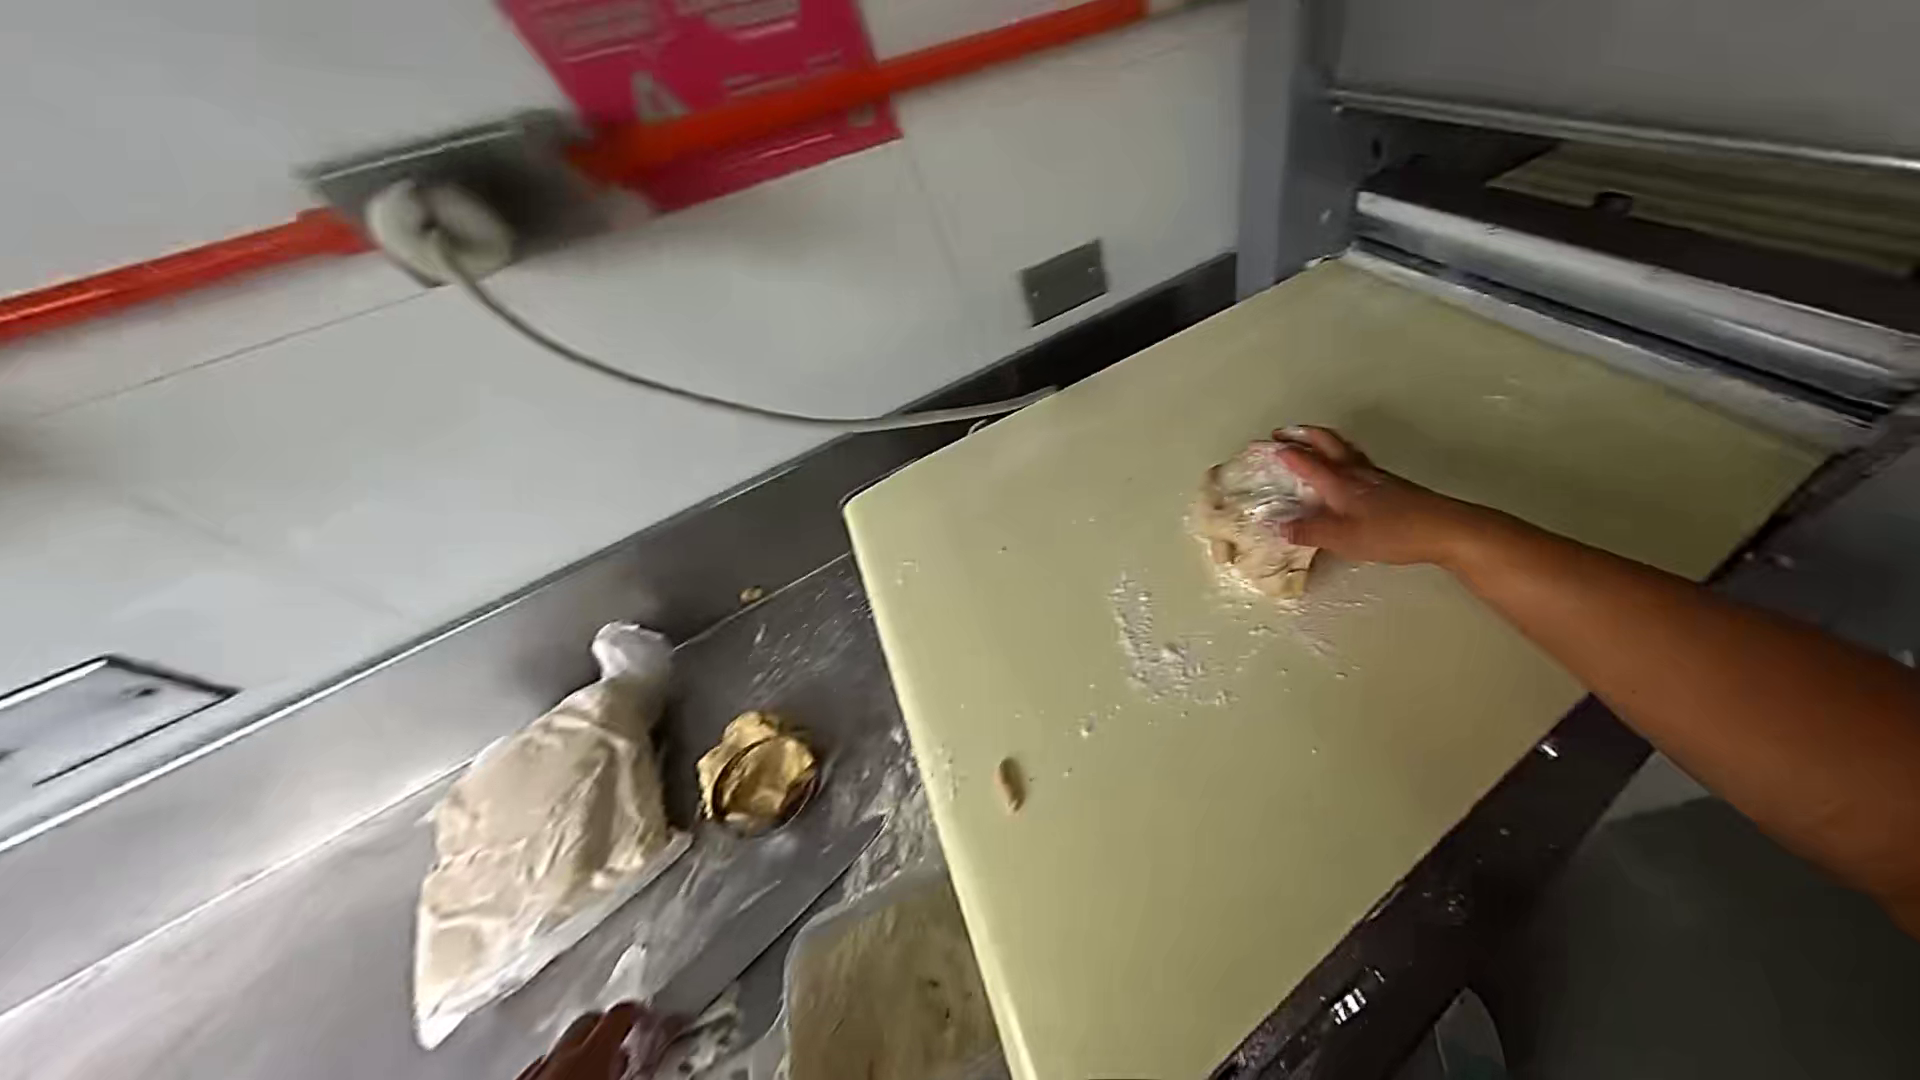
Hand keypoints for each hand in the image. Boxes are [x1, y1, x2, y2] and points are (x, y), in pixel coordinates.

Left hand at [515, 1003, 672, 1079]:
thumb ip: (638, 1073)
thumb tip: (654, 1064)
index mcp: (592, 1051)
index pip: (621, 1013)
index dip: (639, 1012)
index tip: (648, 1019)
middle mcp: (559, 1056)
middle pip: (588, 1022)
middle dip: (607, 1027)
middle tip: (623, 1039)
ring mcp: (534, 1074)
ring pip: (559, 1048)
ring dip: (578, 1051)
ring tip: (593, 1067)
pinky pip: (536, 1070)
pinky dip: (552, 1072)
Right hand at [1271, 426, 1499, 567]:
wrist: (1447, 529)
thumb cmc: (1391, 532)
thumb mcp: (1343, 538)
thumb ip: (1308, 531)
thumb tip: (1277, 526)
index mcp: (1338, 482)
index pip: (1304, 461)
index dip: (1281, 452)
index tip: (1261, 446)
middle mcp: (1354, 471)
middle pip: (1325, 441)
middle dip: (1300, 434)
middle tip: (1281, 433)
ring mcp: (1374, 475)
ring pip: (1343, 446)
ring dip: (1321, 439)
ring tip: (1307, 440)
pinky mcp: (1388, 483)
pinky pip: (1355, 458)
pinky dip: (1339, 452)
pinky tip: (1341, 466)